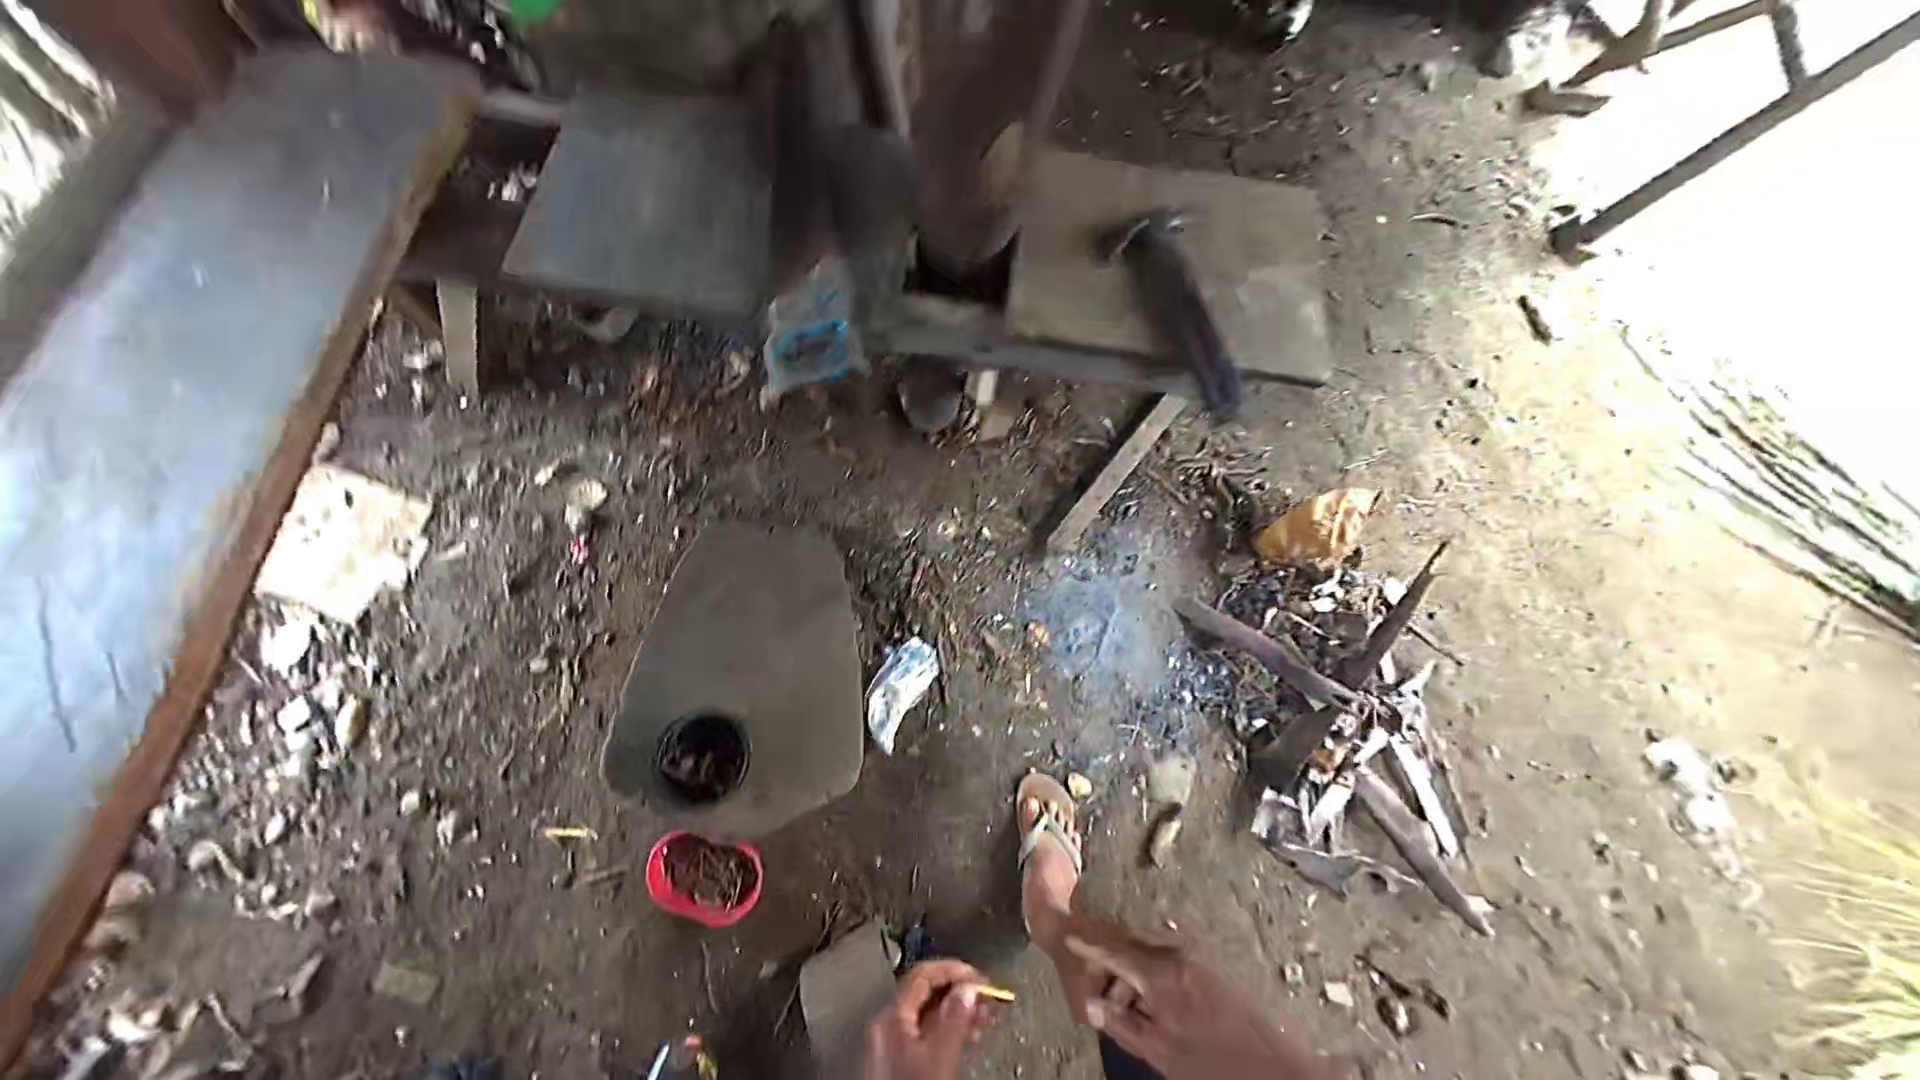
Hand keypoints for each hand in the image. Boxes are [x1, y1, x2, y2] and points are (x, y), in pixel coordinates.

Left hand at [861, 959, 996, 1079]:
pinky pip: (924, 1033)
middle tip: (985, 995)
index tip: (978, 976)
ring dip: (956, 1010)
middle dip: (958, 991)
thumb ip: (954, 1020)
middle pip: (925, 993)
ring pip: (927, 1014)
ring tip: (982, 1016)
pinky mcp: (897, 1062)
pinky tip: (966, 1036)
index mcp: (891, 1017)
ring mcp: (890, 1045)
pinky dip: (947, 1029)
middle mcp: (887, 1025)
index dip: (953, 970)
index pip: (923, 974)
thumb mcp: (938, 1059)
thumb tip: (968, 988)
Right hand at [1065, 917, 1319, 1079]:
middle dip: (1110, 963)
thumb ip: (1124, 1024)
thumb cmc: (1213, 1067)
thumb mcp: (1160, 1053)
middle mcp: (1177, 958)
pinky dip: (1153, 979)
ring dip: (1132, 975)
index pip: (1115, 951)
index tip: (1069, 937)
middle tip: (1095, 984)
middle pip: (1132, 951)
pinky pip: (1169, 967)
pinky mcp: (1211, 974)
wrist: (1277, 1074)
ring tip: (1125, 1005)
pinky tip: (1153, 1004)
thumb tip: (1091, 1004)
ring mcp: (1197, 964)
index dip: (1089, 946)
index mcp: (1161, 974)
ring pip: (1151, 960)